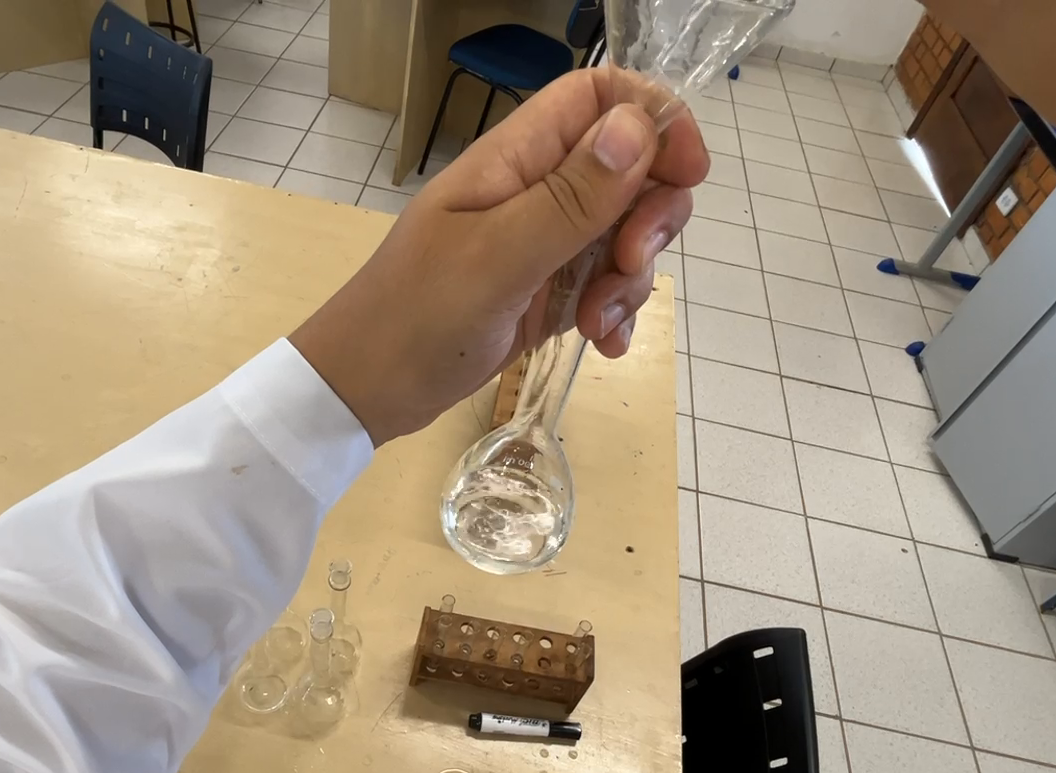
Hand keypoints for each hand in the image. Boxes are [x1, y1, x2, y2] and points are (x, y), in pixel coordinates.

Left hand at [291, 67, 708, 445]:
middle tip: (627, 263)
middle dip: (649, 215)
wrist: (369, 391)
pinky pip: (598, 289)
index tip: (686, 172)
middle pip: (626, 171)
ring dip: (629, 279)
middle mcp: (533, 196)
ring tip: (596, 324)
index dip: (653, 119)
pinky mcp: (540, 299)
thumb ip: (569, 198)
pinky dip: (612, 314)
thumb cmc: (416, 318)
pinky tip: (606, 345)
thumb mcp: (495, 258)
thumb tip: (638, 126)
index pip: (598, 98)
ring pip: (619, 237)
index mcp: (515, 162)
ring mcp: (539, 250)